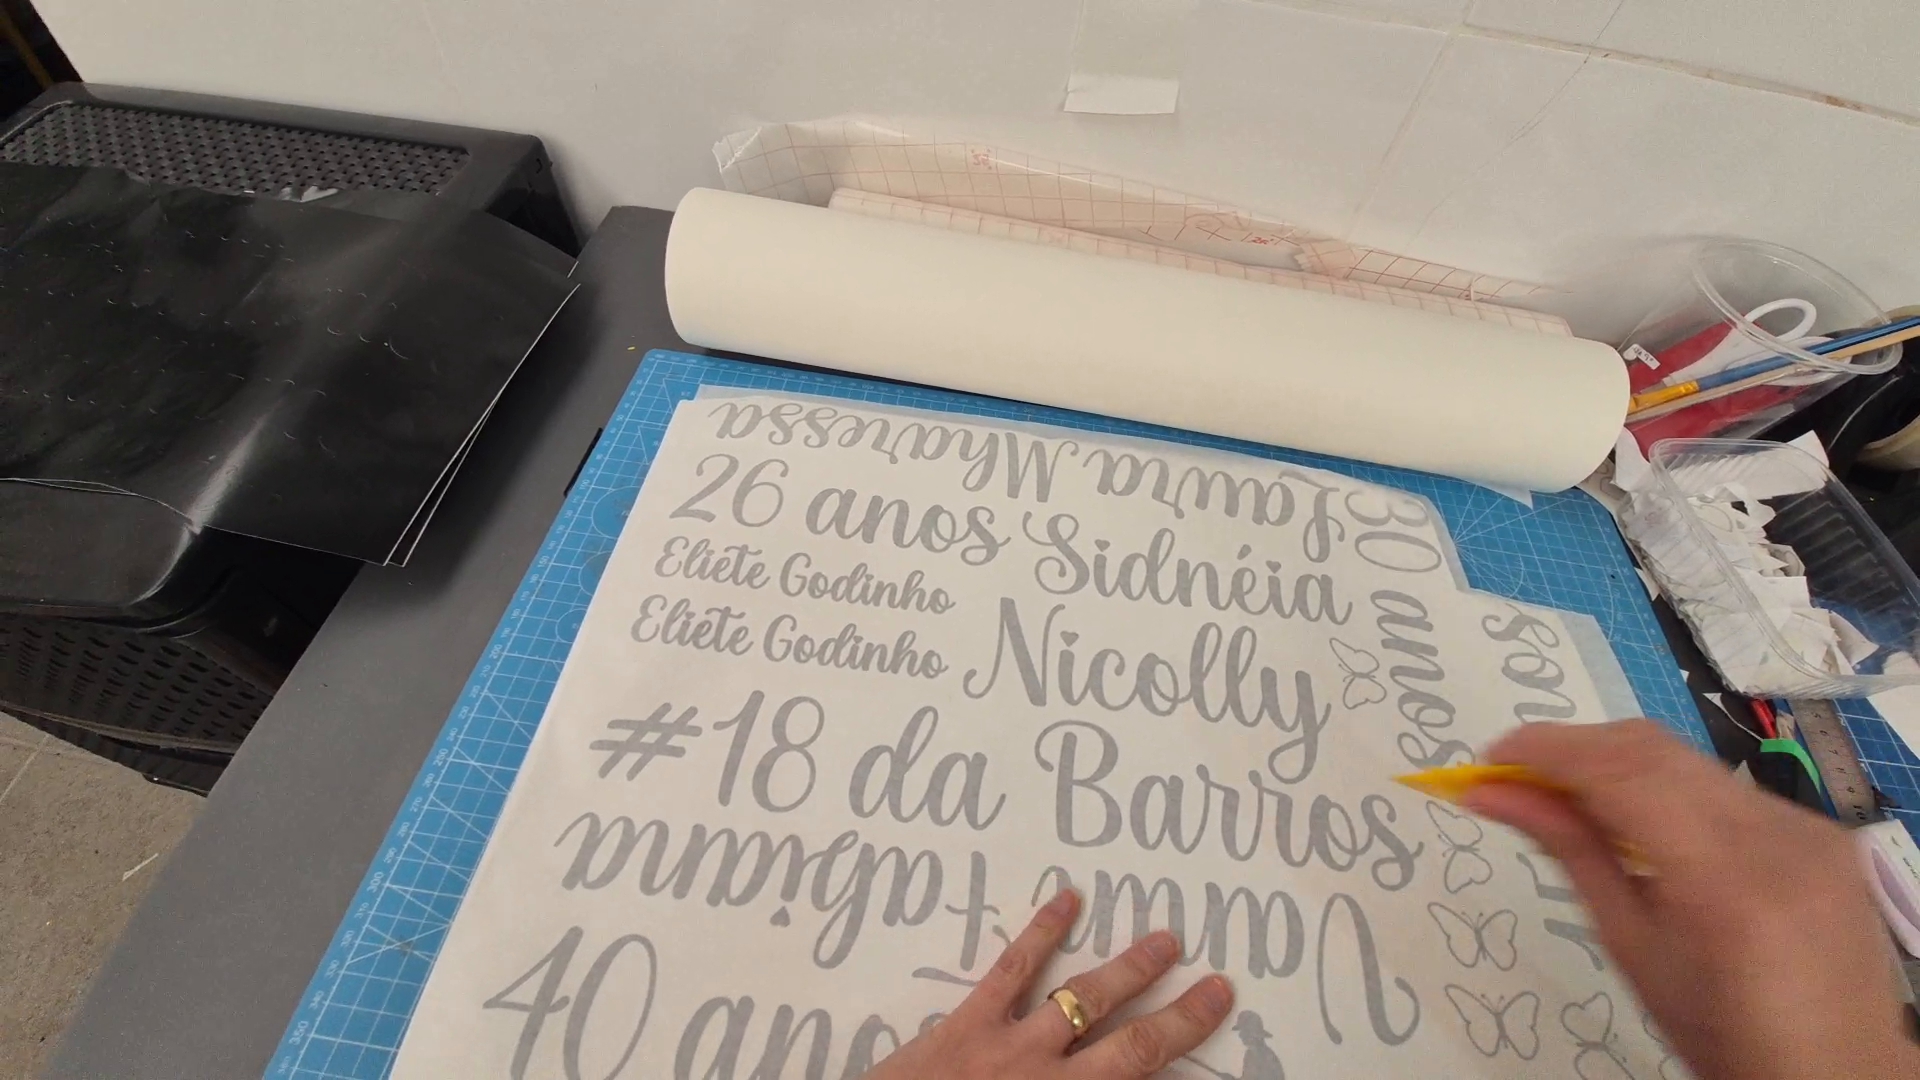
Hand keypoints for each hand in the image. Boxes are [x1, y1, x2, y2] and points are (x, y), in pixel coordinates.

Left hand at [866, 888, 1233, 1078]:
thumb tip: (1104, 1073)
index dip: (1178, 1055)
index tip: (1209, 1026)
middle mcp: (1050, 1079)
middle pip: (1129, 1045)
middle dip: (1176, 1018)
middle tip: (1214, 984)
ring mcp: (1012, 1045)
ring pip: (1083, 998)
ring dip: (1128, 969)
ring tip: (1164, 940)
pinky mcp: (973, 1019)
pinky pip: (1015, 968)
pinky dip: (1043, 931)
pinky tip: (1068, 899)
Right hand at [1465, 719, 1919, 1079]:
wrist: (1838, 1074)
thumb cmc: (1714, 1023)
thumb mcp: (1624, 937)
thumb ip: (1563, 845)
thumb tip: (1484, 791)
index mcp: (1727, 880)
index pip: (1619, 773)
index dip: (1543, 751)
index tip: (1486, 762)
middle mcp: (1777, 837)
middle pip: (1645, 747)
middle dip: (1564, 747)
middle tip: (1512, 776)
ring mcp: (1804, 827)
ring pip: (1672, 753)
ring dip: (1600, 758)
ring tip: (1557, 791)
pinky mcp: (1811, 827)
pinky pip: (1704, 776)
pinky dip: (1644, 776)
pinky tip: (1620, 810)